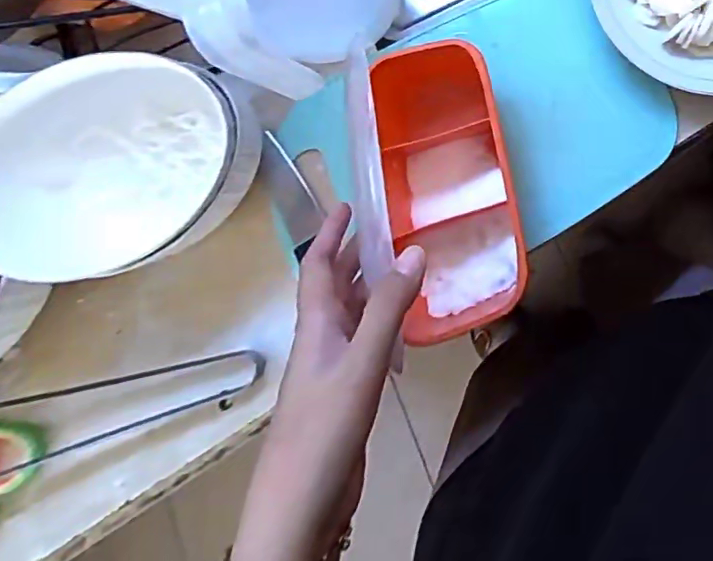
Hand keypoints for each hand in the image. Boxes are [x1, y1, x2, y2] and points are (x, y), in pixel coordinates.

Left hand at [231, 206, 424, 560]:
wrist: (300, 508)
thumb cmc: (324, 428)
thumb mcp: (361, 362)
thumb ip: (388, 308)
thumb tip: (412, 250)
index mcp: (316, 325)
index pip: (317, 266)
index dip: (329, 233)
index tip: (346, 204)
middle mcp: (321, 339)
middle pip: (334, 286)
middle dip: (354, 254)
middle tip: (384, 228)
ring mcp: (332, 368)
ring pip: (352, 313)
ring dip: (372, 287)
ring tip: (401, 267)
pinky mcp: (345, 392)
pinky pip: (365, 342)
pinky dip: (383, 324)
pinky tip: (404, 329)